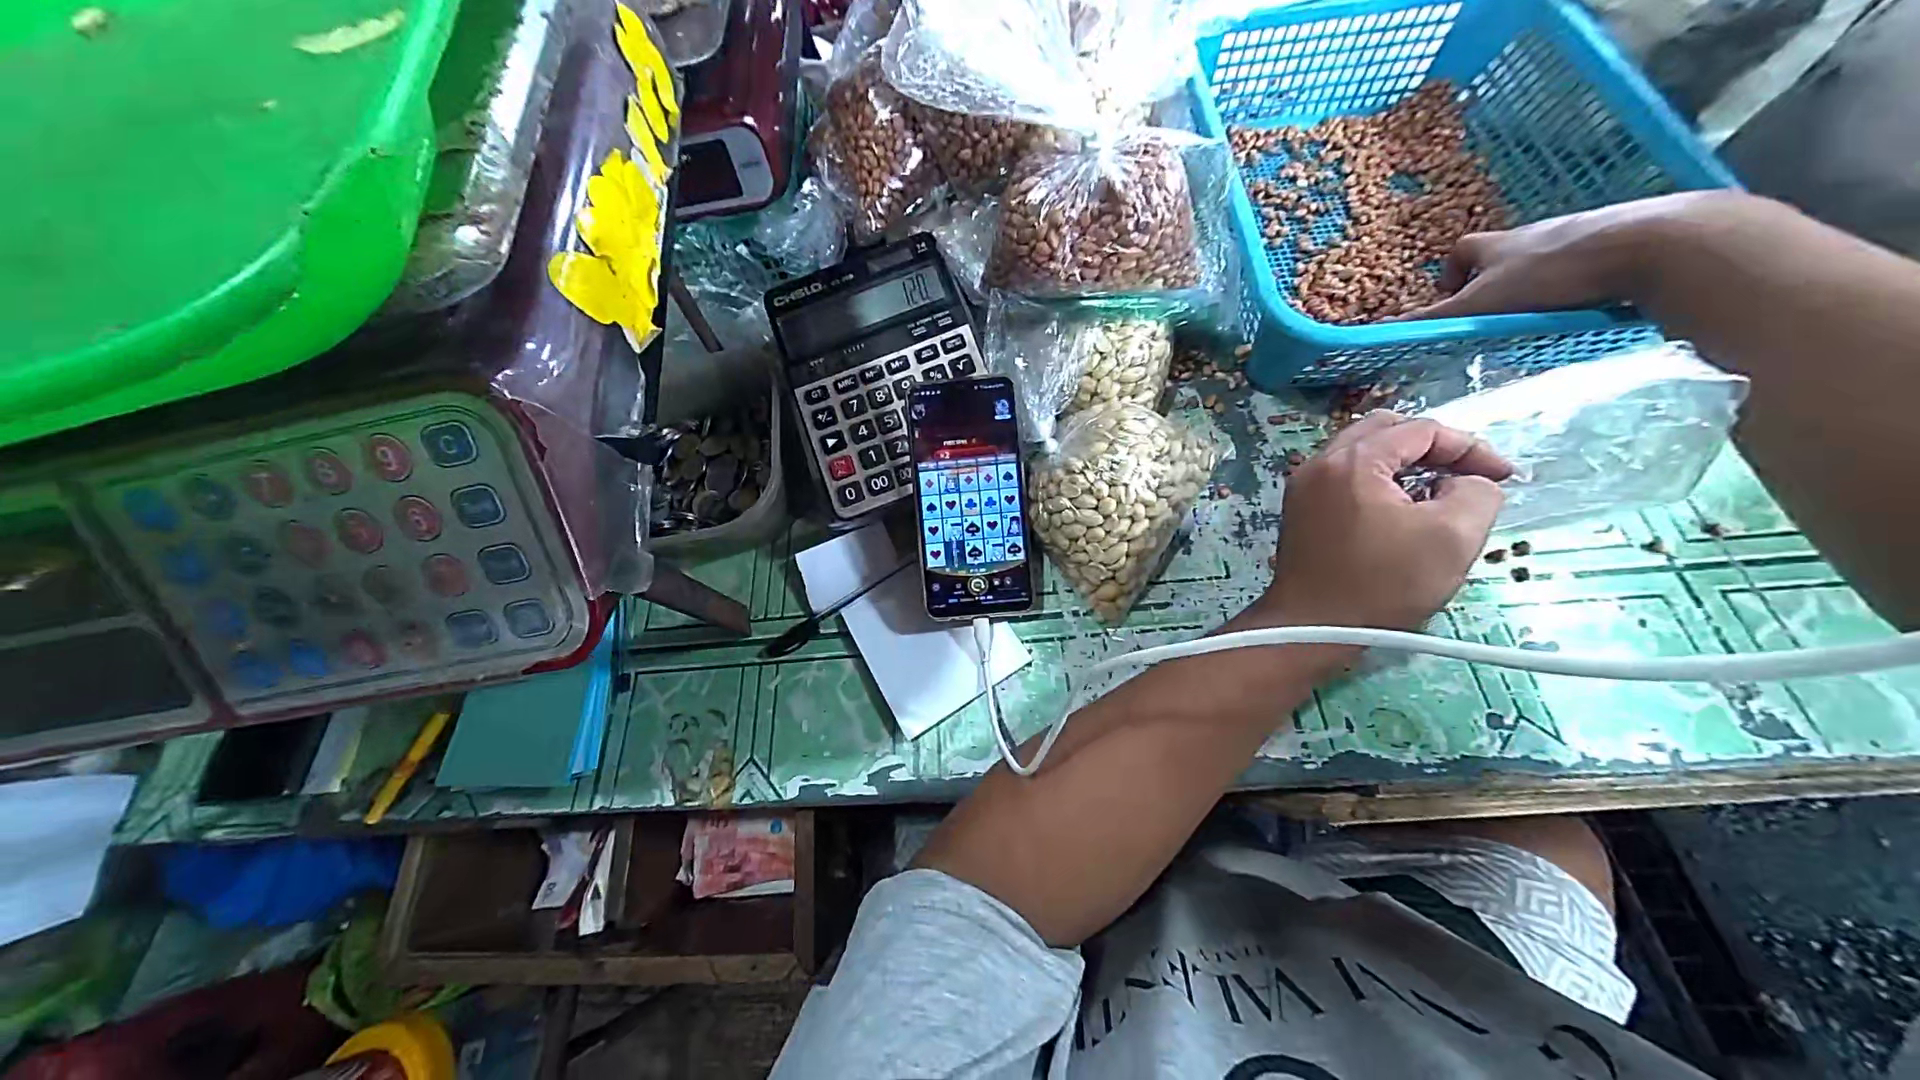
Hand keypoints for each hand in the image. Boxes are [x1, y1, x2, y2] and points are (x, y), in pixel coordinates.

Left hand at [1254, 412, 1511, 630]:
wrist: (1312, 627)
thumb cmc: (1381, 583)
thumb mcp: (1453, 536)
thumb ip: (1476, 493)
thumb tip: (1464, 481)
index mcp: (1352, 461)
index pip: (1420, 429)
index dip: (1470, 447)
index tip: (1503, 477)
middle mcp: (1319, 464)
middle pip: (1385, 431)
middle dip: (1433, 447)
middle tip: (1466, 476)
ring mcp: (1303, 488)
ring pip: (1362, 454)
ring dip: (1404, 465)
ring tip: (1437, 495)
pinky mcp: (1299, 511)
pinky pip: (1345, 479)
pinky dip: (1378, 483)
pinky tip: (1401, 513)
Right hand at [1400, 191, 1754, 320]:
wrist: (1648, 245)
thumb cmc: (1551, 275)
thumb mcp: (1480, 305)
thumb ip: (1435, 319)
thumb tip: (1382, 330)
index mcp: (1498, 244)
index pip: (1462, 251)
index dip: (1452, 273)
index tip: (1454, 299)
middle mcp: (1535, 232)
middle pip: (1503, 255)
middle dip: (1494, 281)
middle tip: (1496, 314)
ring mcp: (1581, 232)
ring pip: (1545, 258)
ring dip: (1538, 282)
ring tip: (1543, 314)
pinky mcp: (1621, 239)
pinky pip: (1588, 261)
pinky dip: (1579, 281)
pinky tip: (1588, 305)